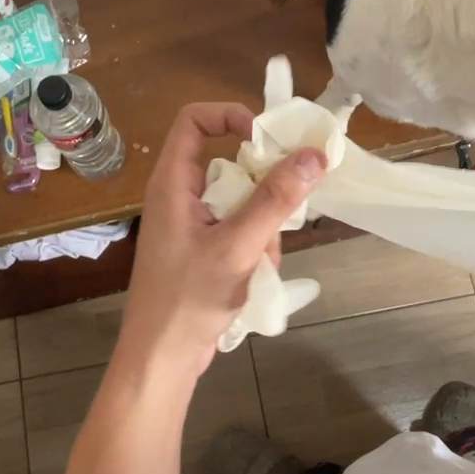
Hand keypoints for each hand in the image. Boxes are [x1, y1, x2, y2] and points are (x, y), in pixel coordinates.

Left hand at [118, 103, 325, 379]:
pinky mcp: (203, 250)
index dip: (230, 115)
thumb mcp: (236, 246)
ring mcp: (192, 225)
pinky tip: (259, 274)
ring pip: (242, 200)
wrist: (161, 358)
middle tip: (286, 208)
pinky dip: (256, 247)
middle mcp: (180, 196)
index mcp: (173, 183)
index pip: (194, 120)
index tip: (267, 138)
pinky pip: (239, 229)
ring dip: (263, 225)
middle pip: (229, 162)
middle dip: (263, 187)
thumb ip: (274, 200)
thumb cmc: (187, 299)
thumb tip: (312, 154)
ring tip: (264, 258)